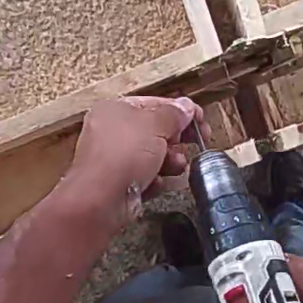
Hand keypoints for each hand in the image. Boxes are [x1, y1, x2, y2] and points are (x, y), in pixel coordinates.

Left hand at [54, 96, 200, 230]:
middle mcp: (111, 132)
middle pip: (153, 131)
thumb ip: (174, 114)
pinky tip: (159, 182)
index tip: (200, 119)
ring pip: (151, 156)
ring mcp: (114, 160)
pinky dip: (155, 180)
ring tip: (178, 165)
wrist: (102, 198)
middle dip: (176, 138)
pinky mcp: (119, 184)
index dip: (179, 110)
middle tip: (196, 142)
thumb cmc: (125, 153)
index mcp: (115, 110)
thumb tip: (186, 107)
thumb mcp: (156, 125)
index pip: (153, 104)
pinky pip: (144, 177)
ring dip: (170, 160)